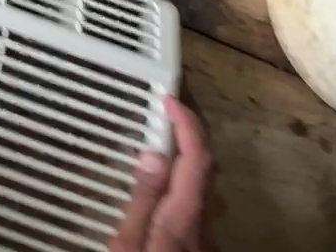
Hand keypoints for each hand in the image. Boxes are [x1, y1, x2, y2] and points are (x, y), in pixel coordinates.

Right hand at [111, 96, 215, 251]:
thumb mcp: (126, 247)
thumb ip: (143, 203)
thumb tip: (155, 154)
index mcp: (183, 222)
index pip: (197, 162)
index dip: (188, 125)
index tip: (168, 99)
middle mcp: (204, 230)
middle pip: (210, 174)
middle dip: (192, 136)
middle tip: (164, 112)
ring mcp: (207, 243)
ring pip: (207, 191)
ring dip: (190, 159)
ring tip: (162, 137)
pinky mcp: (201, 251)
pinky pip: (199, 208)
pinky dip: (185, 183)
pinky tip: (164, 183)